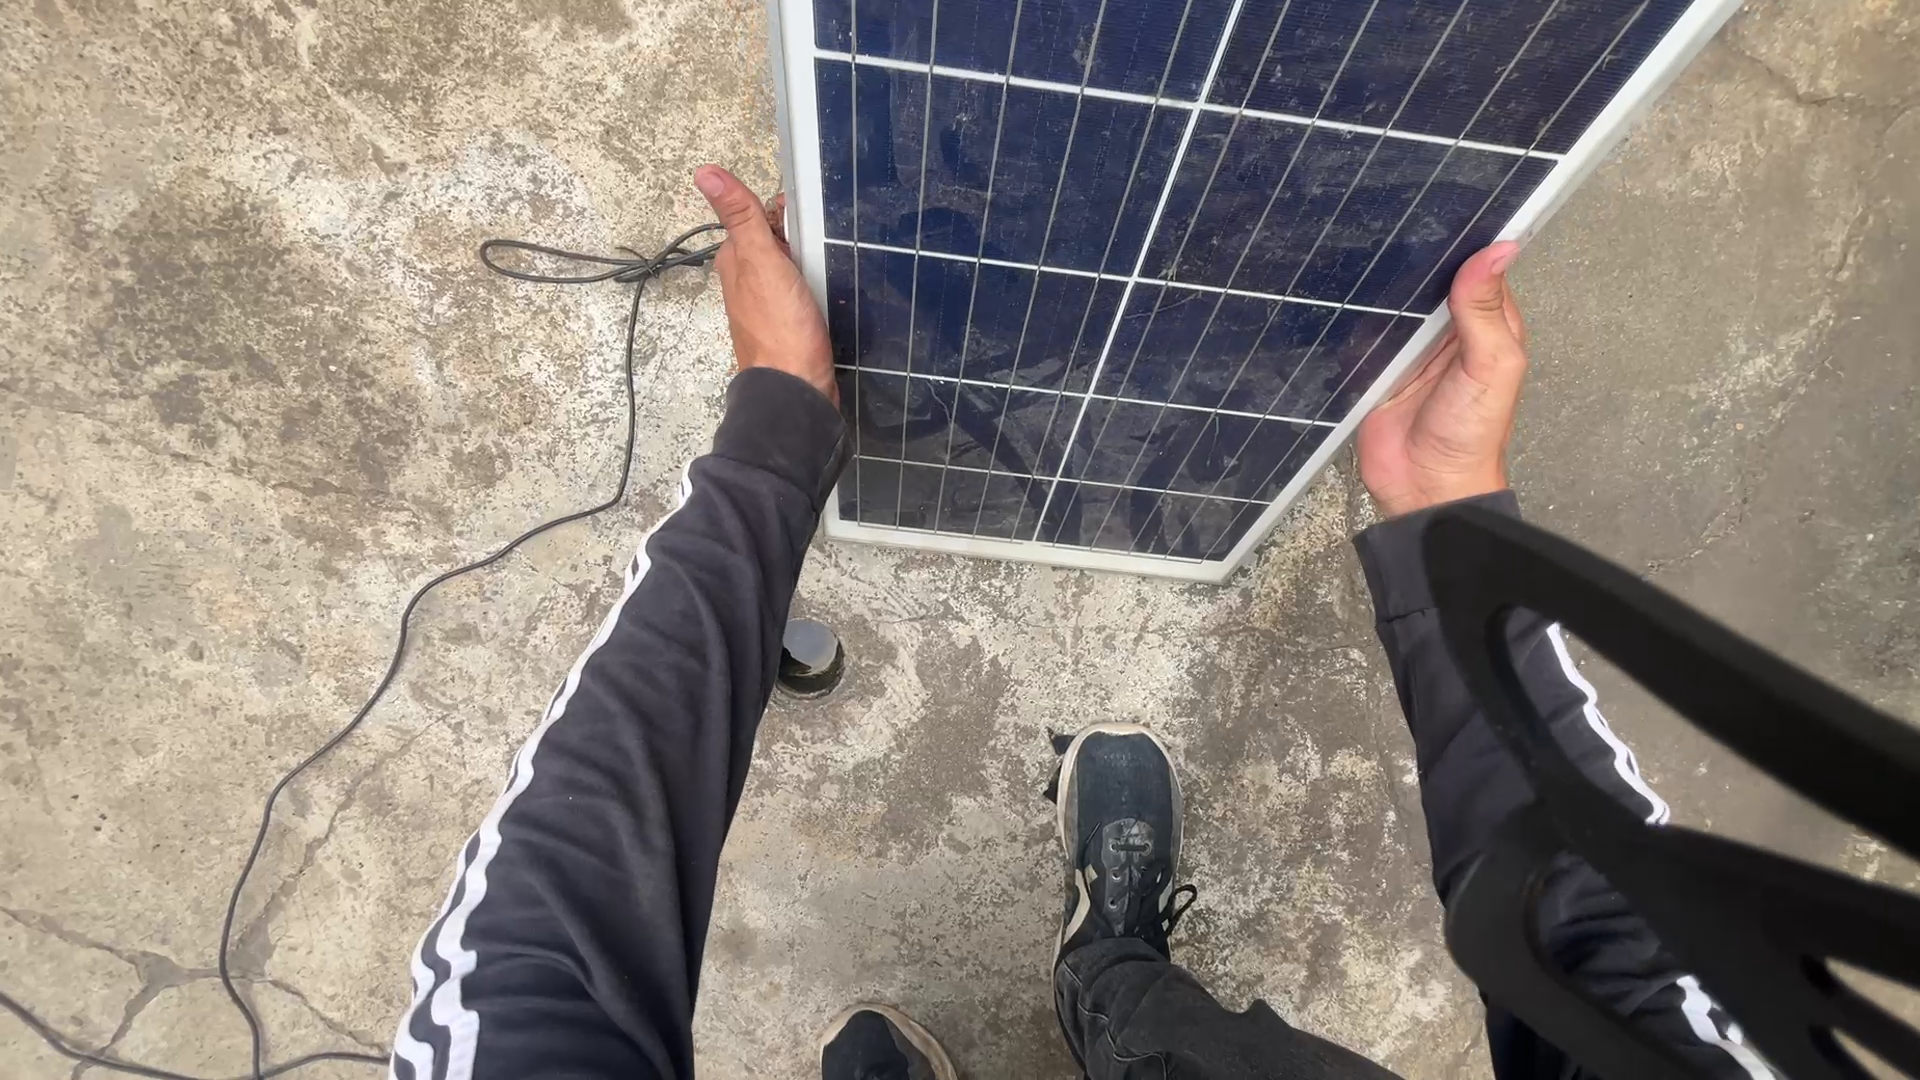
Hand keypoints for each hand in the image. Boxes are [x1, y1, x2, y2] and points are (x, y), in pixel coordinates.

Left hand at [694, 165, 836, 403]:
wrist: (797, 388)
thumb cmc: (781, 328)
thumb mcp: (761, 262)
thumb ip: (741, 217)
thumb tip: (704, 172)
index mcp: (736, 260)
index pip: (761, 218)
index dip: (788, 216)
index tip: (810, 228)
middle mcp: (747, 281)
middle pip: (779, 244)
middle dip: (803, 242)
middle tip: (823, 255)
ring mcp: (768, 305)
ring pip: (793, 269)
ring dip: (813, 266)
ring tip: (830, 274)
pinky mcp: (790, 325)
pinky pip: (803, 294)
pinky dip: (816, 289)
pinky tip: (829, 296)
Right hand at [1356, 242, 1527, 518]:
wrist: (1422, 486)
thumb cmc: (1470, 432)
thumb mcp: (1489, 367)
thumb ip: (1484, 312)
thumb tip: (1496, 250)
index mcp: (1484, 326)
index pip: (1476, 271)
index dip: (1466, 241)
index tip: (1444, 203)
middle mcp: (1443, 335)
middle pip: (1427, 286)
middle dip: (1412, 261)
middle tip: (1387, 221)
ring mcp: (1404, 353)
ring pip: (1391, 309)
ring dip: (1379, 290)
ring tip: (1356, 249)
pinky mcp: (1371, 372)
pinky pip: (1360, 340)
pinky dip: (1350, 324)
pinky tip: (1337, 300)